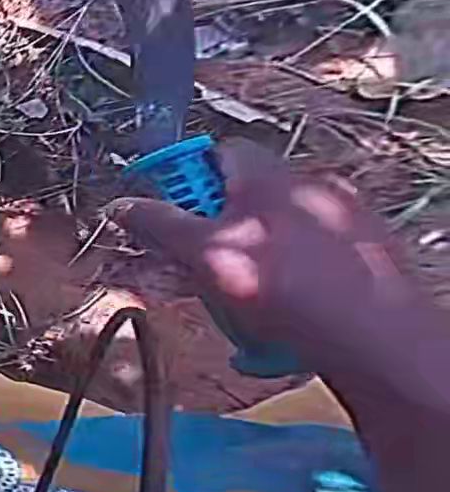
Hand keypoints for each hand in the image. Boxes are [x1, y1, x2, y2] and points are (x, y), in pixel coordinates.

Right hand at [108, 140, 428, 384]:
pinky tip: (250, 295)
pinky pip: (289, 247)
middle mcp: (313, 190)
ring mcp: (340, 220)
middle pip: (235, 193)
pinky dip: (259, 264)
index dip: (182, 173)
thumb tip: (119, 204)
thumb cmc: (280, 286)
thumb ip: (156, 223)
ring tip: (207, 284)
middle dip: (195, 221)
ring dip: (222, 248)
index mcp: (274, 180)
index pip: (220, 152)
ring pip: (258, 223)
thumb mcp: (200, 251)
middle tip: (173, 254)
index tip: (158, 204)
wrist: (372, 339)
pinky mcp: (355, 251)